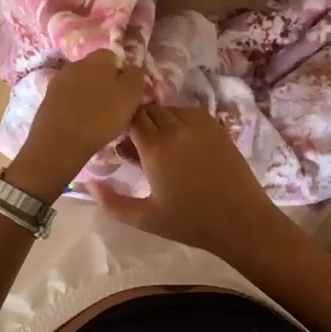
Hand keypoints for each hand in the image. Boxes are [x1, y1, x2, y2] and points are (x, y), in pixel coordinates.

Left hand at [8, 50, 145, 200]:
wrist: (59, 142)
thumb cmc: (101, 116)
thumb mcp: (131, 95)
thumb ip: (136, 77)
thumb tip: (132, 70)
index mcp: (97, 59)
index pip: (113, 57)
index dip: (121, 74)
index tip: (126, 94)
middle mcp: (75, 64)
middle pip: (94, 70)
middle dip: (103, 84)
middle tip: (113, 106)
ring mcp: (58, 81)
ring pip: (79, 84)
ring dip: (87, 96)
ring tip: (95, 118)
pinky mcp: (46, 99)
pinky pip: (66, 99)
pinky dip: (74, 108)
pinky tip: (79, 124)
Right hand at [86, 104, 294, 263]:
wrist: (241, 221)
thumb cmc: (190, 222)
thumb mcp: (145, 218)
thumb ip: (112, 202)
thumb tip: (89, 183)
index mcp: (156, 147)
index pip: (131, 117)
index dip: (122, 126)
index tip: (121, 143)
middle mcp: (177, 127)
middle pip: (150, 110)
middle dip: (140, 123)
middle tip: (139, 148)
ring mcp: (201, 124)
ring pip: (170, 109)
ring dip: (161, 121)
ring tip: (161, 147)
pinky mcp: (218, 127)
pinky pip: (191, 113)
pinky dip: (181, 121)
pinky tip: (182, 144)